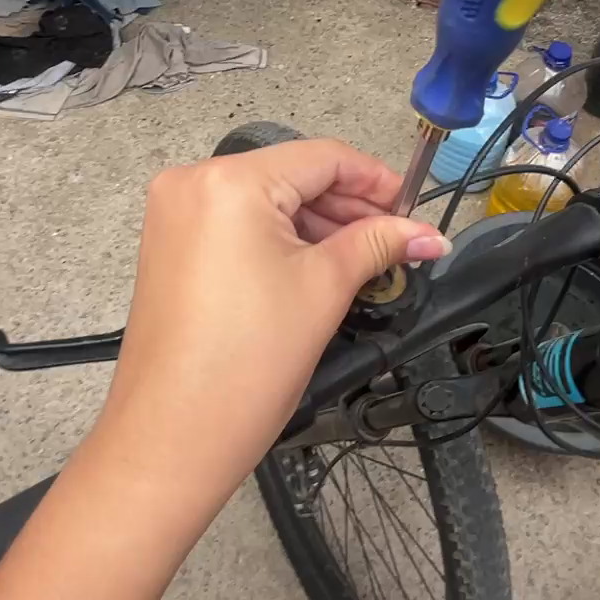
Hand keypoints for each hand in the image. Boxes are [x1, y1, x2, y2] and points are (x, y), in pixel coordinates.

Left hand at [0, 140, 450, 599]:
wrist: (170, 442)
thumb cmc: (245, 364)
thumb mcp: (325, 288)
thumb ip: (380, 244)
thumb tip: (429, 234)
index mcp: (229, 181)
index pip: (323, 157)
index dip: (377, 179)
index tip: (412, 207)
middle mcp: (194, 182)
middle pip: (294, 175)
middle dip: (350, 207)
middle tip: (397, 238)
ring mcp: (176, 213)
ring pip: (269, 200)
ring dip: (320, 224)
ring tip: (368, 257)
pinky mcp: (173, 244)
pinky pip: (242, 222)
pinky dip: (284, 238)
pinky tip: (323, 263)